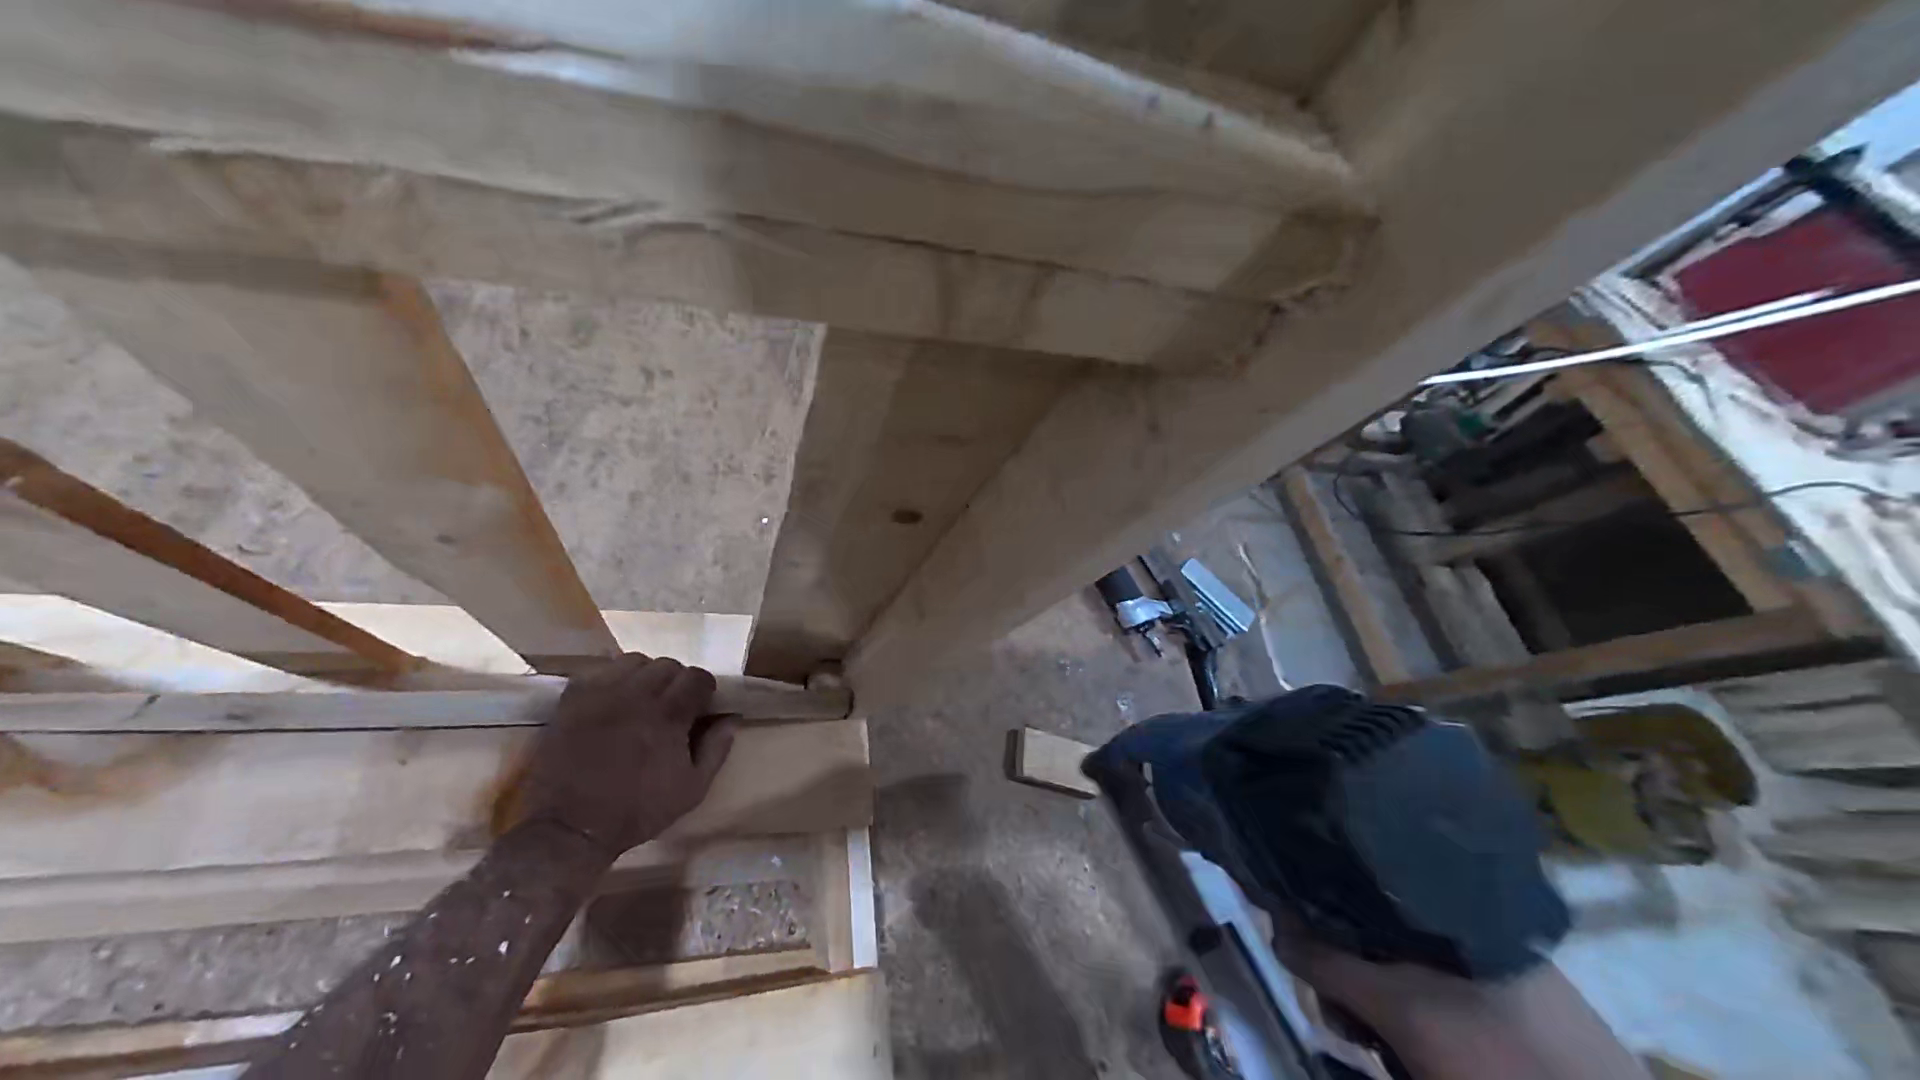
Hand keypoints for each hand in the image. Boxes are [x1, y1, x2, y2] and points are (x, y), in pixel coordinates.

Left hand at [521, 654, 735, 858]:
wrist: (569, 827)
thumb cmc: (637, 810)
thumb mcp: (692, 789)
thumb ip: (716, 748)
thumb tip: (732, 717)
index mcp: (668, 714)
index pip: (697, 676)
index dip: (704, 690)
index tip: (700, 708)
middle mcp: (636, 694)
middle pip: (668, 665)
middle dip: (676, 682)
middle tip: (672, 706)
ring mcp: (601, 693)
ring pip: (635, 661)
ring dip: (645, 676)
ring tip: (641, 699)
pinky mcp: (572, 698)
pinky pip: (600, 670)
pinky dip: (612, 679)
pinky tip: (612, 700)